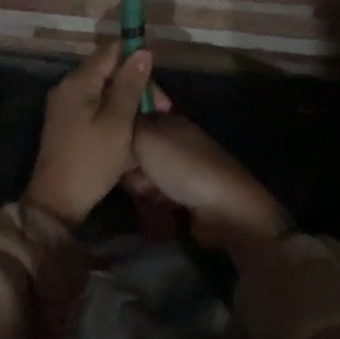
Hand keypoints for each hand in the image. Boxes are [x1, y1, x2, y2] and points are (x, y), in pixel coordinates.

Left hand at [25, 43, 153, 227]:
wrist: (58, 200)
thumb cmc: (92, 160)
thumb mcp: (118, 123)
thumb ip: (130, 86)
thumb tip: (142, 51)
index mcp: (77, 82)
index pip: (110, 51)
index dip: (135, 57)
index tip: (158, 78)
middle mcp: (67, 87)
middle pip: (108, 71)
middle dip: (136, 84)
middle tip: (162, 109)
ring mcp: (65, 105)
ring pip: (103, 90)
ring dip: (128, 101)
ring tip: (150, 121)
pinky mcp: (67, 123)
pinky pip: (95, 106)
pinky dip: (114, 112)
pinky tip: (130, 130)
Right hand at [127, 115, 289, 252]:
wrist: (224, 208)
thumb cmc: (182, 166)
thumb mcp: (146, 135)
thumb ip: (125, 124)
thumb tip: (115, 119)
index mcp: (169, 123)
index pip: (133, 125)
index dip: (122, 138)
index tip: (115, 151)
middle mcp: (175, 146)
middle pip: (136, 158)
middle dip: (134, 174)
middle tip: (140, 182)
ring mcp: (183, 175)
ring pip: (145, 185)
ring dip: (146, 197)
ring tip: (157, 203)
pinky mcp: (187, 202)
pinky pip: (158, 205)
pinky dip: (158, 214)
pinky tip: (166, 219)